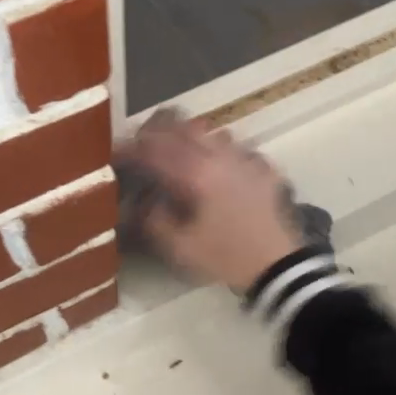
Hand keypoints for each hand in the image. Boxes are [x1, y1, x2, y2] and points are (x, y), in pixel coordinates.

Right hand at [125, 116, 305, 290]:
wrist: (278, 265)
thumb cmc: (226, 257)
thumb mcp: (181, 247)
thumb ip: (156, 220)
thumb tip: (145, 201)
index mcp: (196, 174)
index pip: (156, 150)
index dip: (132, 148)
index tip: (117, 151)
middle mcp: (220, 157)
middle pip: (183, 128)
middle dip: (159, 131)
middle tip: (143, 141)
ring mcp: (246, 160)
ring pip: (212, 132)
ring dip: (190, 135)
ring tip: (178, 148)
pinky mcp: (264, 170)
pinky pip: (238, 148)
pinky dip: (221, 150)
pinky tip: (219, 163)